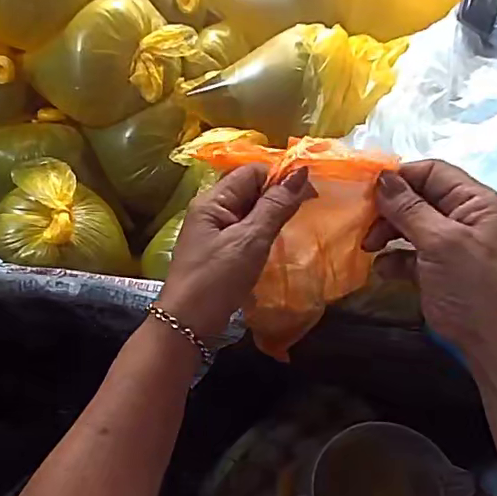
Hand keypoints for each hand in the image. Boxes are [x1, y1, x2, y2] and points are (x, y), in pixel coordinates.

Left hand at [156, 163, 314, 339]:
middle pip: (249, 190)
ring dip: (272, 217)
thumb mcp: (250, 240)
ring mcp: (212, 233)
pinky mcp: (217, 253)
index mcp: (212, 201)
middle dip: (278, 197)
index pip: (251, 172)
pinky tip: (275, 246)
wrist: (187, 323)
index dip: (279, 177)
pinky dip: (262, 235)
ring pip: (249, 212)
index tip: (308, 194)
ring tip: (294, 228)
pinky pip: (244, 233)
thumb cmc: (217, 279)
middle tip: (307, 212)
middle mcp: (209, 211)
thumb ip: (275, 206)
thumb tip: (300, 172)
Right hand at [363, 161, 496, 352]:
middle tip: (363, 225)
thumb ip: (410, 208)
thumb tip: (382, 179)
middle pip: (415, 198)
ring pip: (406, 226)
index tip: (365, 190)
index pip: (432, 173)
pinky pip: (405, 254)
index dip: (399, 177)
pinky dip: (390, 259)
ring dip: (384, 233)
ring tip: (368, 248)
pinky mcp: (433, 270)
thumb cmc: (475, 285)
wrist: (495, 339)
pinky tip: (382, 269)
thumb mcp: (442, 241)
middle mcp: (460, 217)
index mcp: (473, 201)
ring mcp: (446, 245)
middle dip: (387, 209)